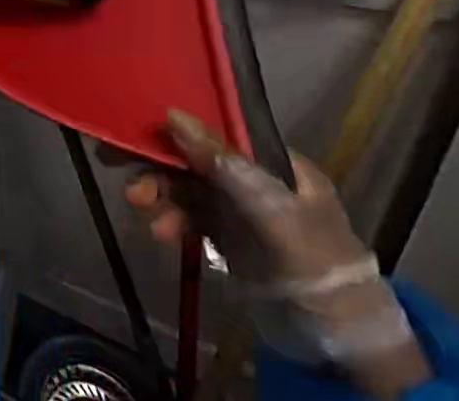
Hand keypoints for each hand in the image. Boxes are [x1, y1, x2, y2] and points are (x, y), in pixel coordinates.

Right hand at [125, 110, 431, 396]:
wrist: (341, 344)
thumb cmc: (314, 264)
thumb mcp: (272, 211)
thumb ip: (226, 166)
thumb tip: (174, 114)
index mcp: (272, 159)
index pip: (217, 130)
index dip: (177, 128)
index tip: (137, 129)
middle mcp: (254, 177)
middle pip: (196, 158)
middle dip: (160, 164)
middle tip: (117, 166)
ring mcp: (240, 210)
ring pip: (189, 189)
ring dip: (161, 194)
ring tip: (141, 209)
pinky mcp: (229, 239)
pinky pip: (192, 219)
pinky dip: (173, 221)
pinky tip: (160, 232)